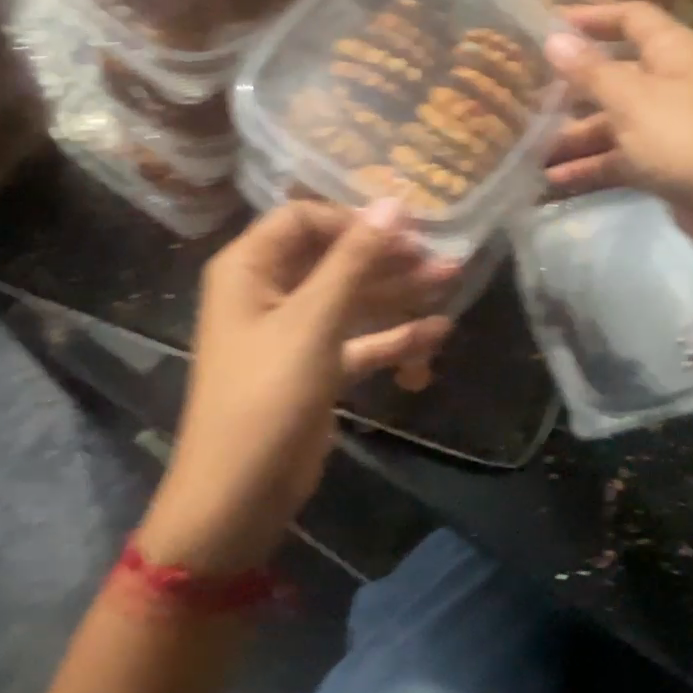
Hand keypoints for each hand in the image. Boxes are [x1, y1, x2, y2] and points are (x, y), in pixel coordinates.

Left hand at [143, 199, 453, 573]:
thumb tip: (393, 203)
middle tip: (442, 256)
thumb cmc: (268, 393)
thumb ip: (354, 261)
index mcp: (249, 268)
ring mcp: (292, 334)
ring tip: (453, 281)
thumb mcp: (313, 321)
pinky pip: (357, 342)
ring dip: (398, 293)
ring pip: (351, 300)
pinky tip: (436, 334)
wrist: (240, 489)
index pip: (304, 219)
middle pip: (333, 259)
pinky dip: (392, 339)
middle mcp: (268, 292)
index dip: (354, 219)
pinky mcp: (314, 370)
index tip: (405, 230)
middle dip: (387, 257)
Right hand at [543, 2, 692, 277]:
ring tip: (527, 150)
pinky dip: (591, 168)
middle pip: (615, 74)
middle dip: (571, 88)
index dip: (591, 17)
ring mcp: (669, 127)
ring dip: (573, 136)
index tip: (546, 26)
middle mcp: (672, 82)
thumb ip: (590, 71)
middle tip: (524, 97)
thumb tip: (554, 38)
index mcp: (672, 51)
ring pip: (613, 123)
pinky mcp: (666, 166)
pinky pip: (620, 159)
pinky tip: (553, 182)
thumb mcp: (631, 100)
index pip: (630, 18)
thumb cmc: (685, 139)